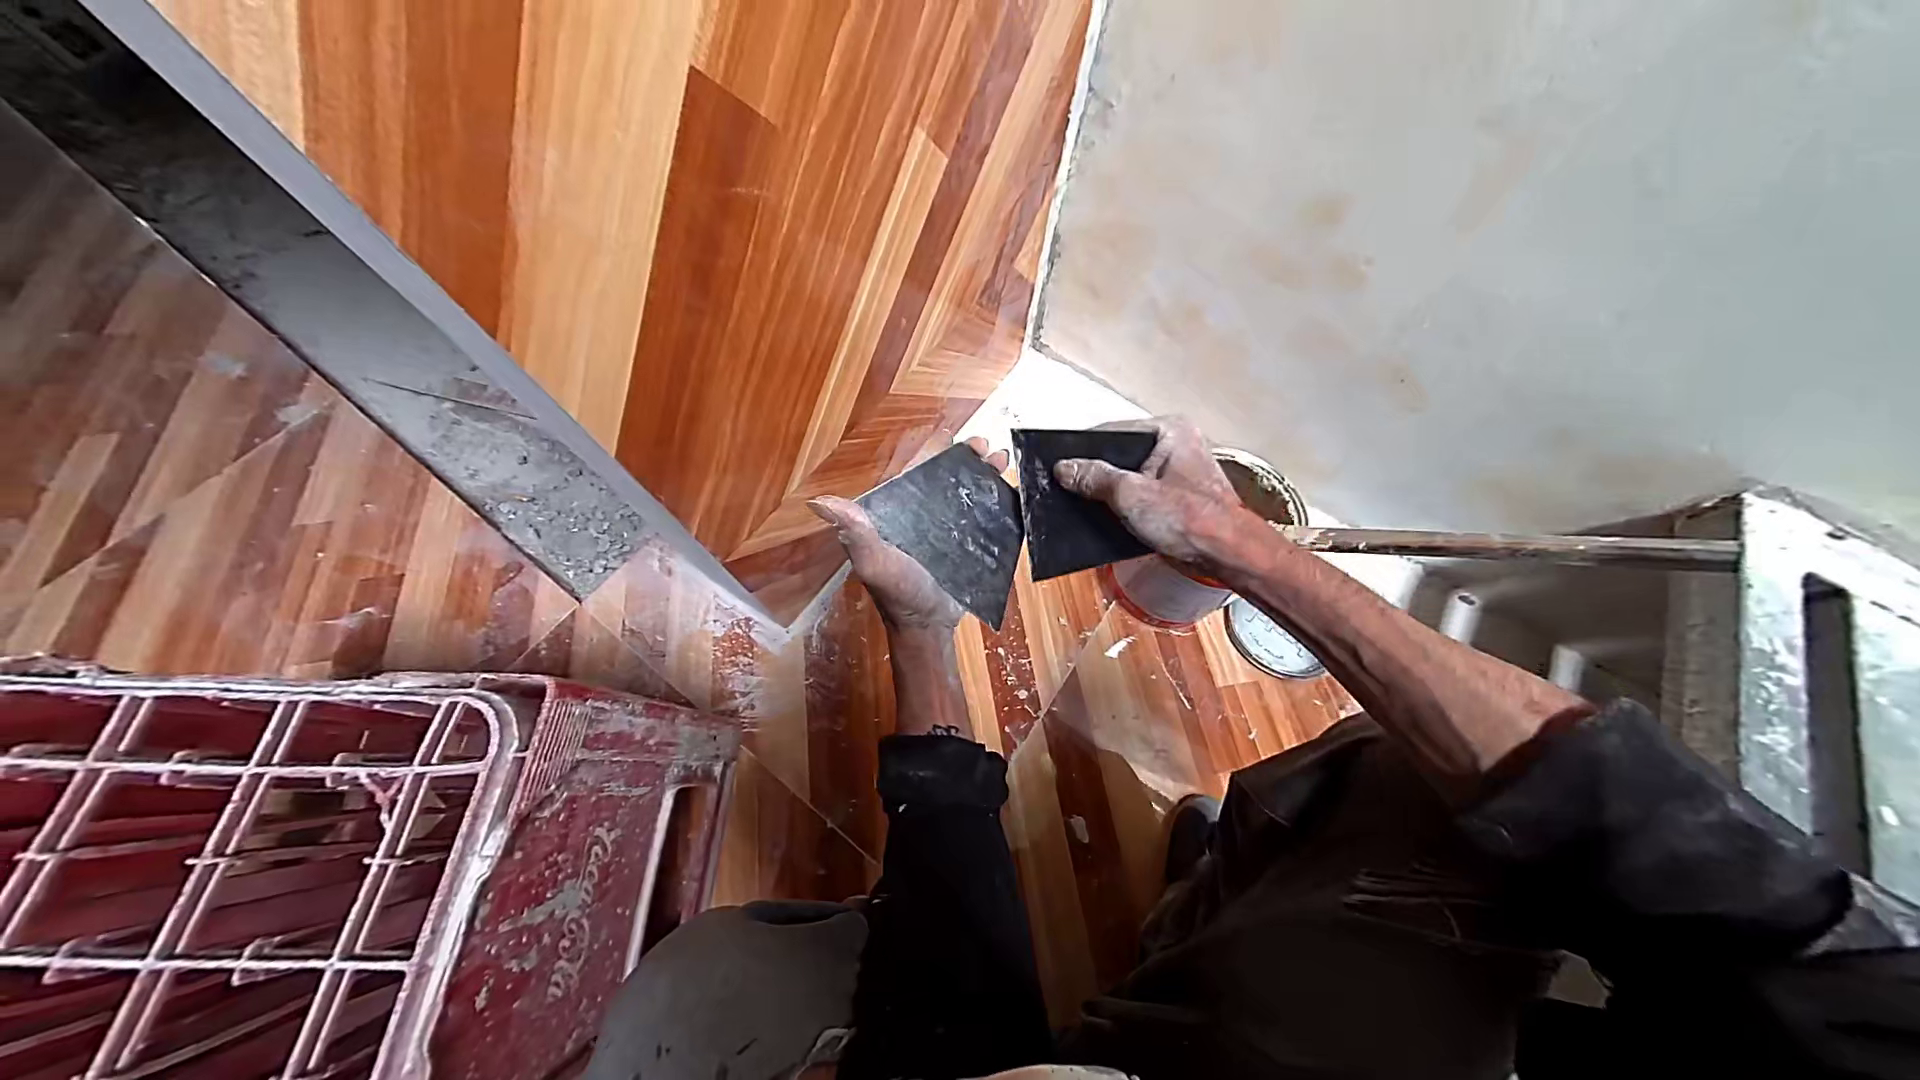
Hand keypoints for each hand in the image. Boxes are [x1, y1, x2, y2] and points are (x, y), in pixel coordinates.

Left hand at [808, 437, 1010, 631]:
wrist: (929, 625)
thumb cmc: (898, 593)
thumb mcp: (873, 561)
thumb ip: (854, 531)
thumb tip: (820, 502)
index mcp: (898, 511)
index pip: (917, 471)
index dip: (936, 452)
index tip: (956, 439)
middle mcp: (922, 514)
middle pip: (947, 477)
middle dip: (967, 458)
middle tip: (986, 448)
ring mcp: (947, 529)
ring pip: (968, 492)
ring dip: (985, 474)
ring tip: (1001, 461)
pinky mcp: (967, 544)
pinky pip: (982, 517)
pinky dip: (997, 502)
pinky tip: (1011, 491)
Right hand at [1051, 416, 1244, 566]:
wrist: (1227, 554)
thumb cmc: (1194, 521)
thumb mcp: (1130, 495)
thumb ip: (1093, 477)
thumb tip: (1066, 468)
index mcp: (1170, 431)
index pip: (1112, 433)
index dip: (1084, 452)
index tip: (1063, 467)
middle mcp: (1176, 444)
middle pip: (1119, 455)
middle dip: (1099, 474)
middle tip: (1077, 489)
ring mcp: (1178, 470)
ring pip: (1129, 476)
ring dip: (1113, 492)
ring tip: (1097, 505)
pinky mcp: (1177, 494)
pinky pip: (1141, 492)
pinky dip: (1127, 504)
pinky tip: (1116, 516)